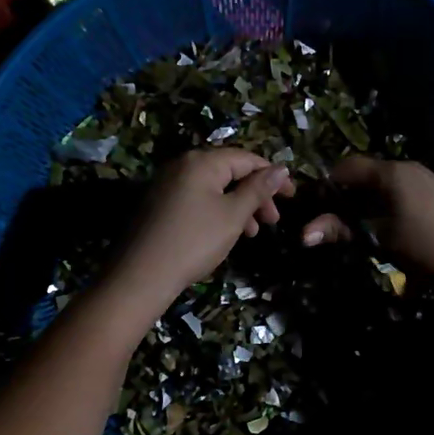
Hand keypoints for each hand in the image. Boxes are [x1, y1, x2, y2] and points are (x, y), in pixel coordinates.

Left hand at [107, 149, 294, 305]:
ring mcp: (168, 184)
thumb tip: (282, 168)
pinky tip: (227, 233)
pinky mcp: (159, 203)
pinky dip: (218, 211)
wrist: (141, 275)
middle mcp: (183, 165)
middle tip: (273, 220)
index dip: (273, 176)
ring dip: (239, 205)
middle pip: (230, 171)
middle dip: (256, 194)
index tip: (292, 196)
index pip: (247, 159)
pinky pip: (198, 198)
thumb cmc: (194, 241)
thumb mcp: (233, 215)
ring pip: (214, 187)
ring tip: (254, 233)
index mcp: (202, 161)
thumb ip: (259, 189)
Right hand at [300, 157, 433, 287]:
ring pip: (380, 188)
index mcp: (392, 171)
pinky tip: (381, 233)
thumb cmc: (428, 245)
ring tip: (353, 232)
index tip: (314, 209)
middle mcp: (406, 169)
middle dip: (344, 198)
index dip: (327, 185)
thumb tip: (302, 234)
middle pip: (364, 175)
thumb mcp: (380, 239)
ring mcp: (423, 182)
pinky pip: (397, 196)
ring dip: (363, 206)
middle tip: (330, 224)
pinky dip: (382, 210)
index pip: (347, 166)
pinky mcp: (433, 198)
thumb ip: (341, 231)